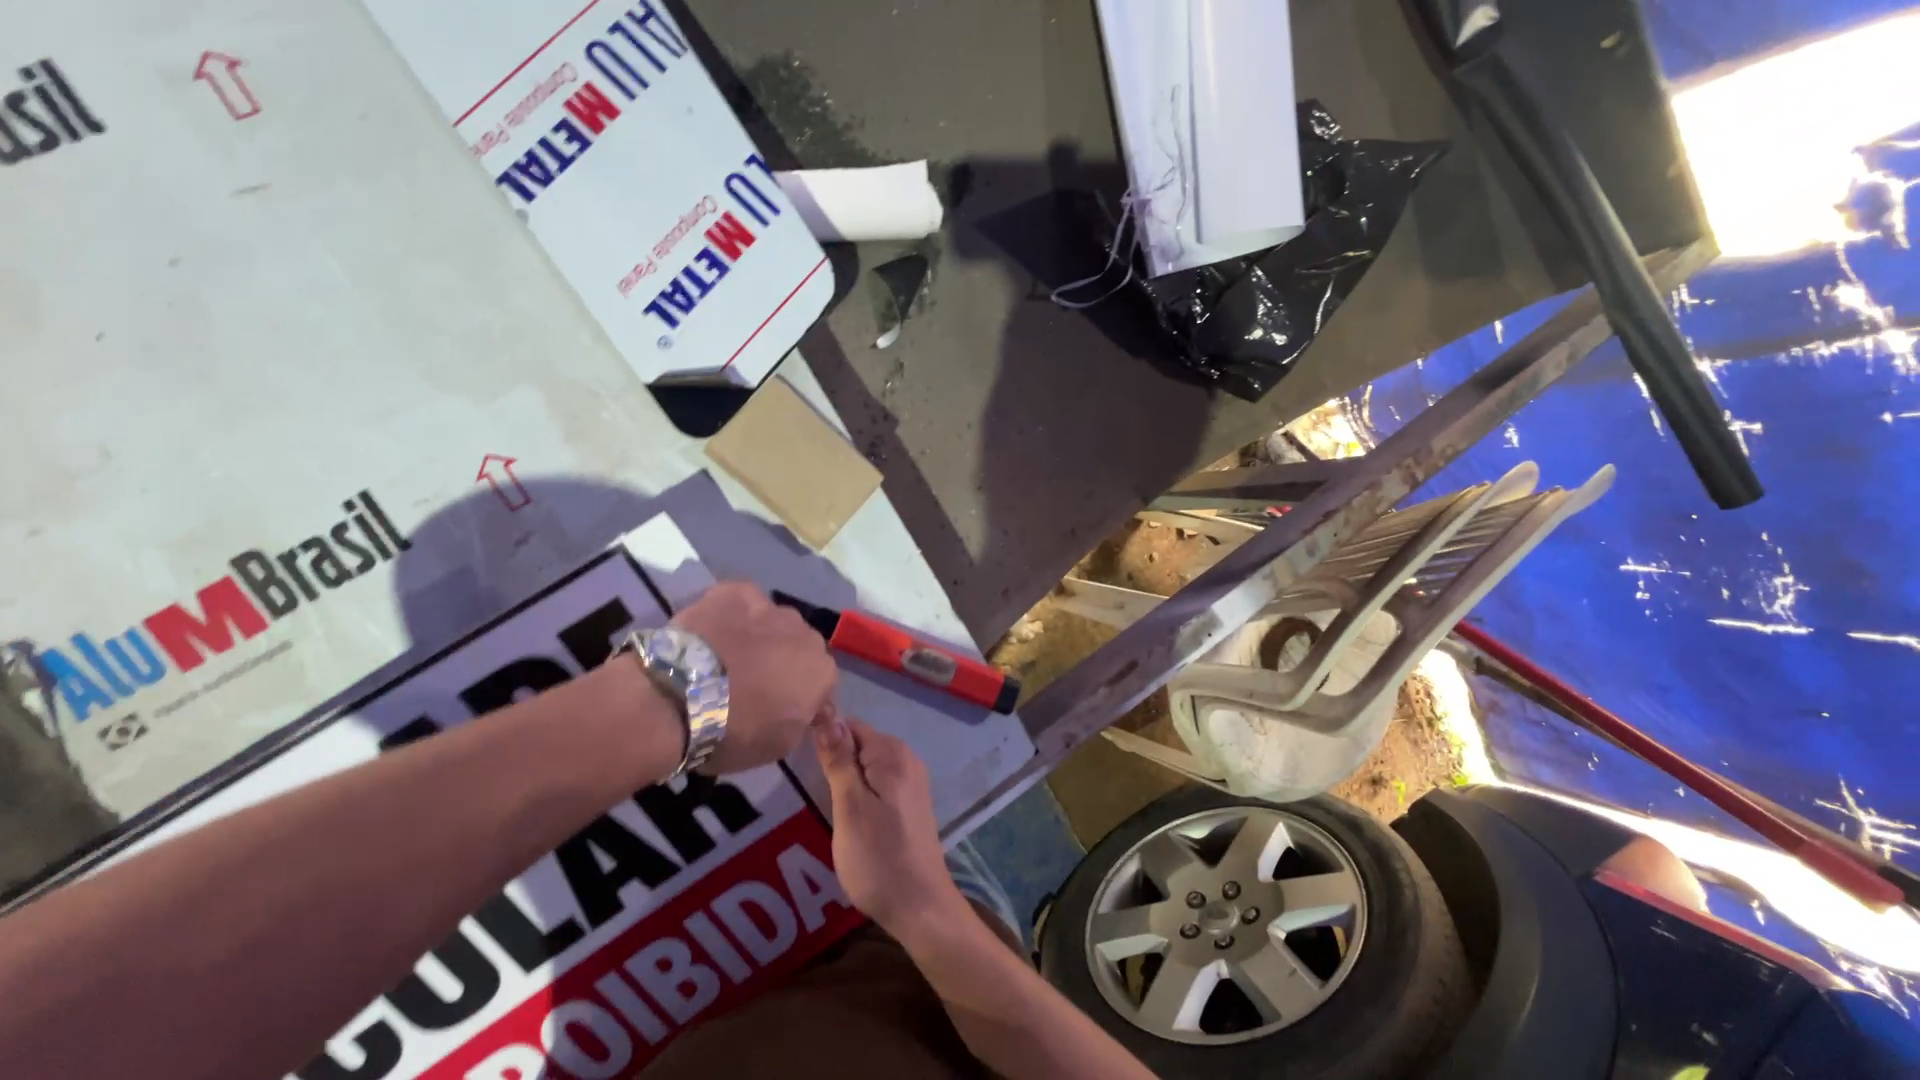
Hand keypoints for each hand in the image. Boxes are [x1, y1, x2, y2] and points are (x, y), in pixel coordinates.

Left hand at [673, 583, 836, 773]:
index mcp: (822, 672)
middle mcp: (804, 633)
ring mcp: (769, 607)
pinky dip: (733, 615)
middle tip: (752, 681)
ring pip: (771, 622)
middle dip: (782, 660)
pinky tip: (714, 631)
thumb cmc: (734, 732)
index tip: (778, 708)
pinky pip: (742, 602)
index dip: (800, 695)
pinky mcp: (734, 591)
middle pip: (799, 646)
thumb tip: (803, 705)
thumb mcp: (780, 743)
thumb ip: (801, 718)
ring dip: (759, 636)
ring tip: (727, 655)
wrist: (677, 699)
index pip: (820, 682)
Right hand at [813, 715, 967, 947]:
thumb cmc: (878, 857)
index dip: (823, 740)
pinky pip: (877, 785)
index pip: (849, 725)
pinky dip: (859, 796)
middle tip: (811, 793)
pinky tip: (847, 820)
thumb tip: (826, 713)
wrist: (920, 907)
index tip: (802, 766)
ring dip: (844, 782)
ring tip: (826, 808)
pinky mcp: (910, 805)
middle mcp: (906, 759)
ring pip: (866, 767)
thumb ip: (838, 759)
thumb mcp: (849, 807)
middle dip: (833, 762)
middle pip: (858, 744)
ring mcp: (911, 783)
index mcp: (892, 753)